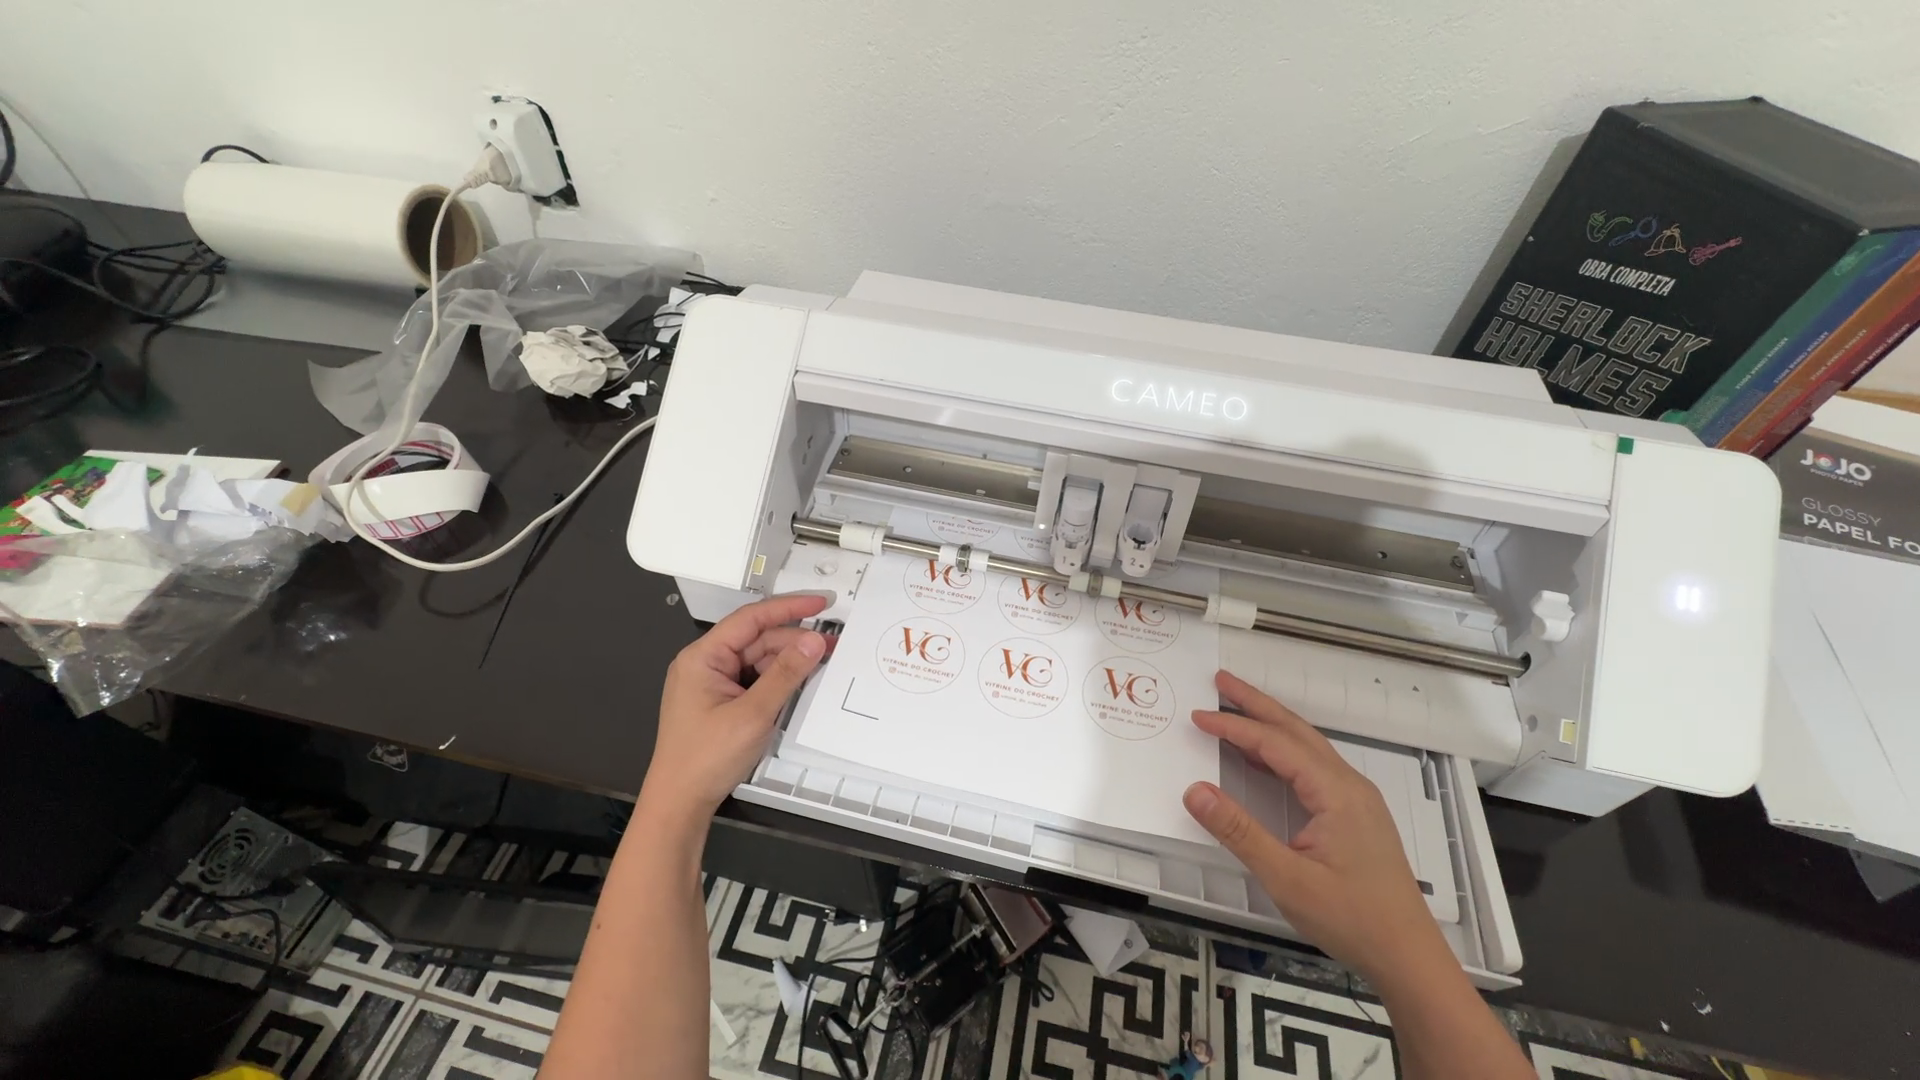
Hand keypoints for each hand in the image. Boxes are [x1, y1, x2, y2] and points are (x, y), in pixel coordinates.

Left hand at [642, 594, 829, 821]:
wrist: (680, 802)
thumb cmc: (706, 758)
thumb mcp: (753, 713)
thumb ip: (786, 674)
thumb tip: (813, 642)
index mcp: (703, 657)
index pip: (751, 618)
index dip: (789, 607)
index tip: (821, 603)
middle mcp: (705, 664)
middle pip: (757, 639)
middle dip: (794, 640)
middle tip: (832, 645)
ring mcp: (713, 683)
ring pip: (759, 660)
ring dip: (789, 661)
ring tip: (822, 664)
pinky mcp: (721, 701)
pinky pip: (755, 679)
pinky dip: (778, 679)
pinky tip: (800, 682)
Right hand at [1182, 671, 1447, 983]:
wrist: (1409, 958)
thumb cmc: (1351, 918)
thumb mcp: (1287, 878)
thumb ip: (1239, 831)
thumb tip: (1194, 790)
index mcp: (1336, 792)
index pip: (1276, 744)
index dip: (1235, 727)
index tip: (1197, 716)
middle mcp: (1348, 785)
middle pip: (1296, 731)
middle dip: (1257, 704)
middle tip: (1220, 680)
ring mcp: (1355, 800)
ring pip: (1307, 747)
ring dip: (1270, 724)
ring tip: (1235, 708)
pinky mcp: (1354, 816)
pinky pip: (1311, 768)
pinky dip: (1280, 753)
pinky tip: (1260, 760)